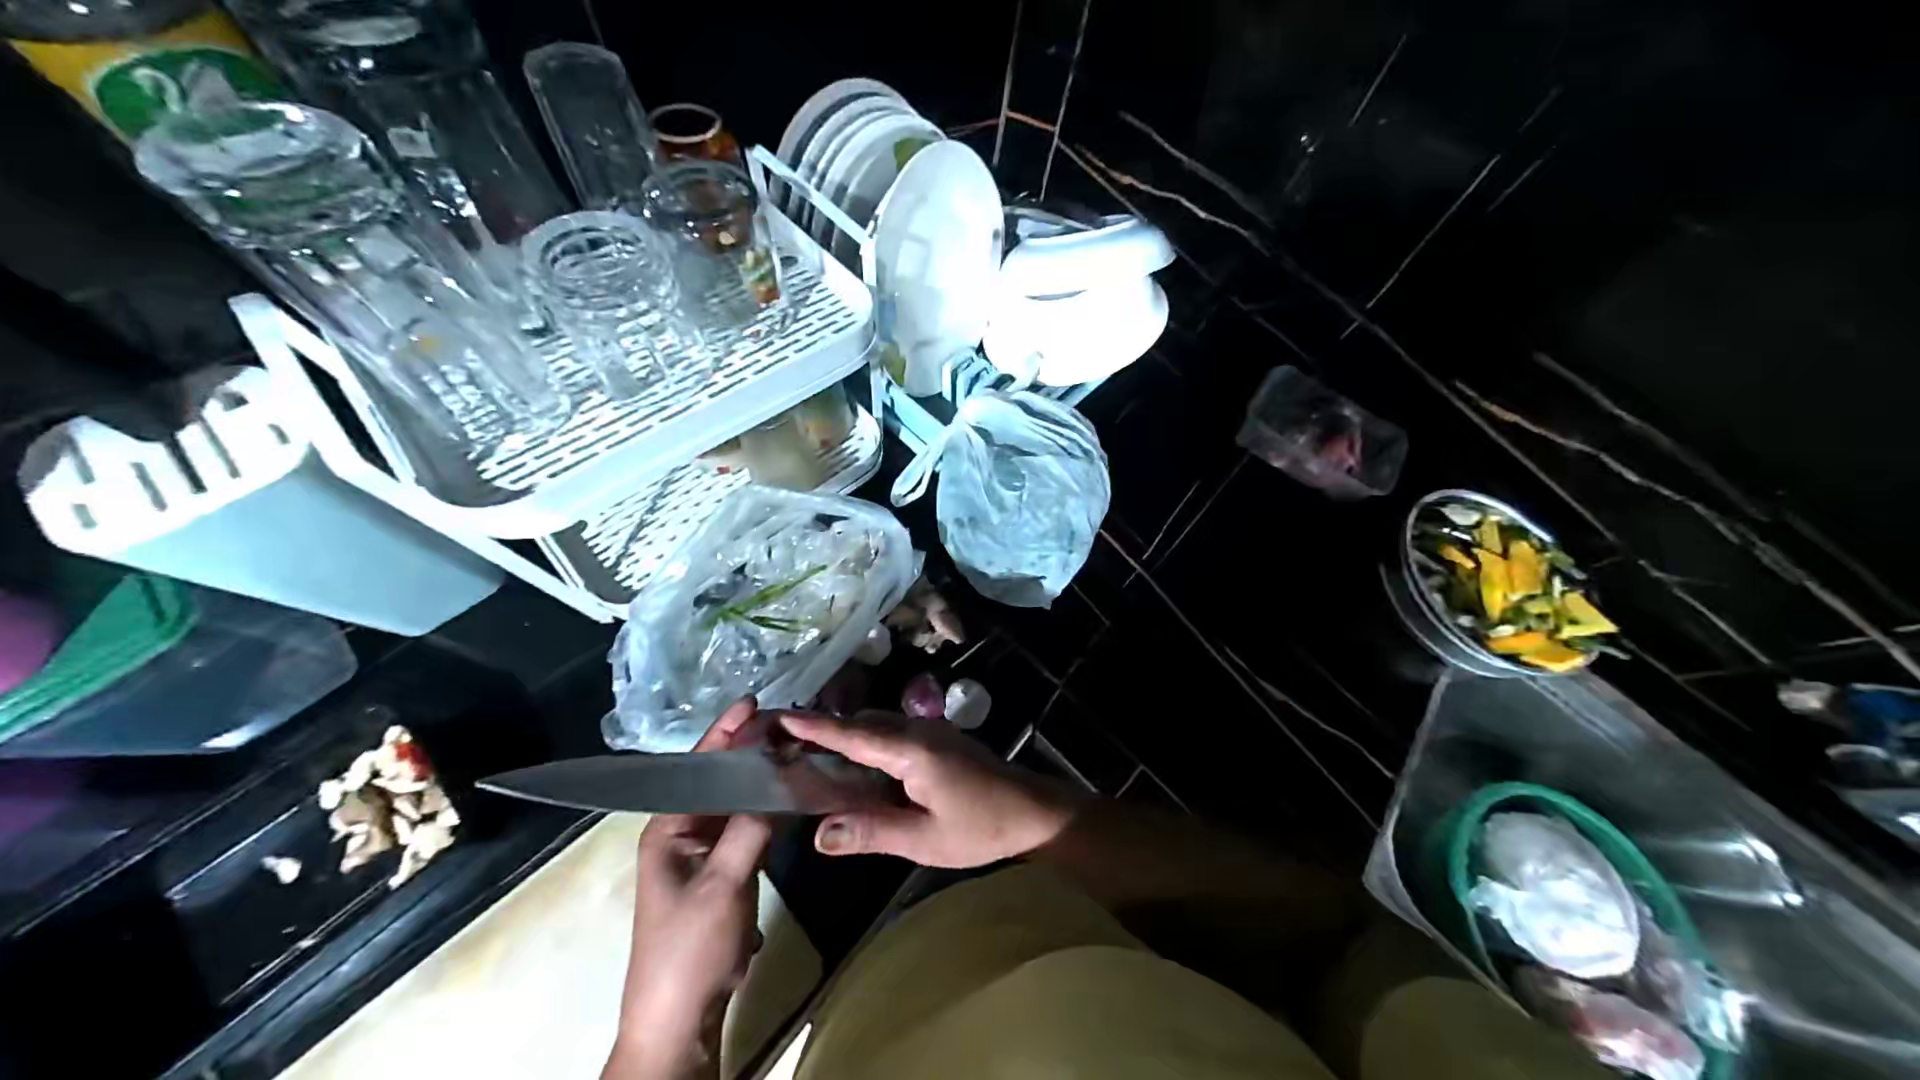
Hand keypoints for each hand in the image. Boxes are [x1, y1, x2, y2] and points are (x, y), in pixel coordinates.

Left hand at [607, 698, 771, 1079]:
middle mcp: (682, 830)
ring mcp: (703, 850)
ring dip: (760, 775)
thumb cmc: (691, 946)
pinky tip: (791, 792)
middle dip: (748, 748)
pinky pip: (745, 823)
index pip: (697, 766)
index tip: (754, 701)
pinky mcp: (722, 868)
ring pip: (734, 799)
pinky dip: (766, 805)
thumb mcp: (724, 883)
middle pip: (717, 778)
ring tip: (794, 747)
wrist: (681, 1016)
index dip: (724, 732)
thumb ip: (751, 826)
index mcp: (668, 826)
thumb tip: (779, 776)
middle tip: (787, 722)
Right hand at [779, 710, 1082, 868]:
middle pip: (860, 723)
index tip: (776, 716)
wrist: (1032, 810)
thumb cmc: (980, 827)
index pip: (852, 734)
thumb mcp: (924, 840)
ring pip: (876, 724)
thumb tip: (817, 833)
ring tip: (808, 750)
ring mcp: (929, 730)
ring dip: (843, 732)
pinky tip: (854, 761)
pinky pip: (891, 730)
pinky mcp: (936, 738)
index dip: (812, 726)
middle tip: (781, 741)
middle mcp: (916, 730)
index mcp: (910, 750)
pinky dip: (864, 739)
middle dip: (820, 727)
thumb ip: (871, 833)